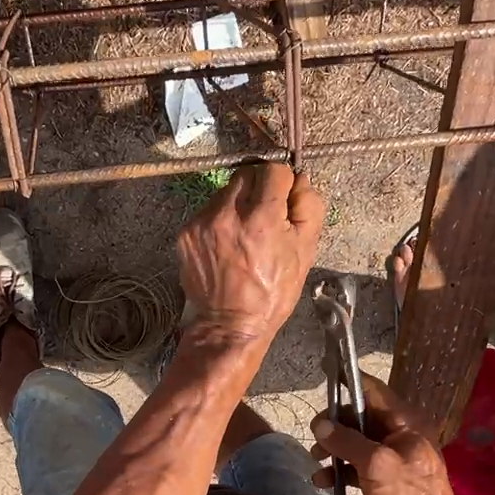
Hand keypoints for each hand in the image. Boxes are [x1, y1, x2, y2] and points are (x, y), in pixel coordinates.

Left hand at [176, 163, 325, 342]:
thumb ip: (309, 207)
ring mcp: (201, 224)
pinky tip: (226, 246)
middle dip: (258, 189)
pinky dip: (219, 221)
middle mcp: (227, 214)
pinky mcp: (185, 234)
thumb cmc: (273, 292)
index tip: (283, 201)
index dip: (282, 183)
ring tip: (243, 236)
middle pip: (246, 174)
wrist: (230, 324)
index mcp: (261, 218)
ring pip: (225, 192)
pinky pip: (207, 212)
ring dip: (237, 205)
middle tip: (263, 217)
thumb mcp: (306, 252)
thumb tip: (300, 179)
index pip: (273, 169)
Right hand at [308, 373, 461, 494]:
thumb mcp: (375, 464)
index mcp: (405, 420)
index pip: (372, 390)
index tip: (324, 378)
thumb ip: (347, 441)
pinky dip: (341, 469)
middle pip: (360, 416)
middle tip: (314, 436)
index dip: (348, 383)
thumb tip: (320, 426)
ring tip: (315, 459)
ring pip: (356, 441)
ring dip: (334, 449)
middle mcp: (400, 432)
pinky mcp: (384, 476)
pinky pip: (358, 464)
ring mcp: (392, 455)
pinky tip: (324, 481)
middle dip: (334, 425)